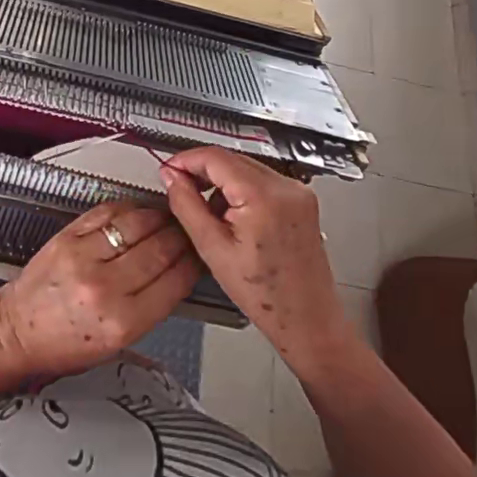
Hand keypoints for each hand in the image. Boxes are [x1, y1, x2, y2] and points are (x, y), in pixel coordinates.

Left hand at [0, 200, 201, 379]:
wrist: (17, 333)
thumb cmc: (66, 343)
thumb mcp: (121, 341)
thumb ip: (152, 306)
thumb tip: (181, 270)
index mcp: (124, 321)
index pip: (176, 279)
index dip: (194, 261)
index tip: (200, 253)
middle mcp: (105, 287)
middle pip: (162, 247)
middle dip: (181, 236)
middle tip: (188, 232)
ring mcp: (84, 257)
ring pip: (139, 223)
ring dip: (159, 217)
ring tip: (167, 219)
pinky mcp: (67, 237)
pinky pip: (109, 212)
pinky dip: (129, 209)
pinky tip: (137, 213)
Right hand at [159, 147, 354, 366]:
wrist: (307, 318)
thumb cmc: (266, 295)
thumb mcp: (212, 249)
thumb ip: (187, 206)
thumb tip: (172, 178)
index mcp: (264, 196)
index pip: (216, 157)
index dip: (186, 160)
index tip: (168, 169)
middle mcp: (286, 187)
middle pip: (232, 159)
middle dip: (203, 171)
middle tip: (179, 188)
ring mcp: (298, 192)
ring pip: (247, 168)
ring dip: (222, 182)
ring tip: (210, 215)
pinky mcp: (302, 200)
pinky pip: (263, 181)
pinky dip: (242, 191)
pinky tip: (233, 218)